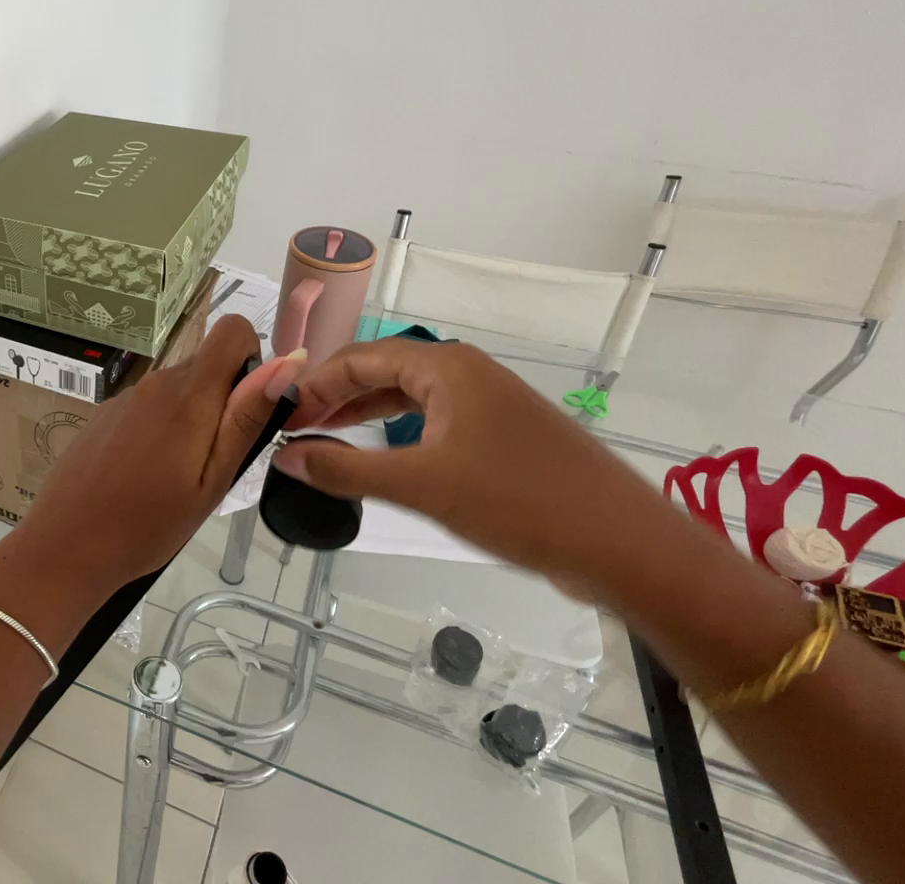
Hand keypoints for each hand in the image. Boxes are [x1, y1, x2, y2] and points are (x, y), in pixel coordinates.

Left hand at [0, 316, 304, 621]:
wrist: (67, 546)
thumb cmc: (149, 525)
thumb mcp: (213, 480)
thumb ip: (247, 418)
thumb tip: (287, 361)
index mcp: (188, 395)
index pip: (231, 330)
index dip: (251, 357)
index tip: (246, 408)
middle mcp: (155, 383)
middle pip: (205, 366)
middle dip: (221, 402)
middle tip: (210, 463)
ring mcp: (124, 399)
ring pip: (175, 390)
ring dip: (189, 420)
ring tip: (175, 478)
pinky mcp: (103, 415)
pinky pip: (146, 407)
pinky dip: (157, 430)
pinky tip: (142, 476)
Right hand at [271, 338, 667, 583]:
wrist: (624, 545)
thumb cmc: (517, 502)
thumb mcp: (419, 486)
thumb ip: (344, 470)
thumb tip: (285, 459)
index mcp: (447, 367)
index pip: (360, 358)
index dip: (315, 384)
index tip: (280, 414)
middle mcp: (468, 373)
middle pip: (383, 372)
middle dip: (336, 398)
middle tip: (295, 429)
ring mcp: (490, 404)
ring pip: (410, 397)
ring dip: (364, 415)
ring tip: (325, 440)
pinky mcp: (505, 435)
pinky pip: (436, 421)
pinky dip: (398, 434)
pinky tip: (382, 457)